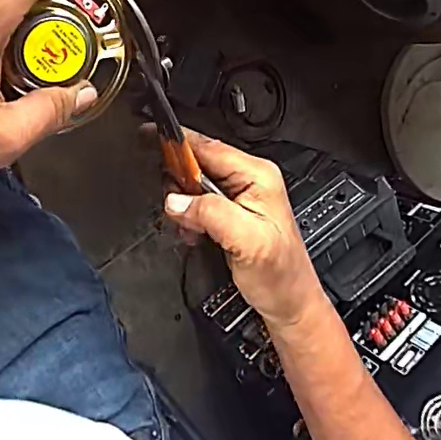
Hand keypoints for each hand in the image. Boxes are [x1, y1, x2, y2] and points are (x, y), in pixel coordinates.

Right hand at [162, 130, 328, 329]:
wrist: (289, 302)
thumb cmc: (281, 274)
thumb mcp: (247, 242)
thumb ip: (211, 214)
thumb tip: (177, 200)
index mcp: (258, 176)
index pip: (210, 147)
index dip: (178, 142)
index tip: (150, 137)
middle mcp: (249, 179)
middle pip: (198, 162)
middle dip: (180, 182)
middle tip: (177, 207)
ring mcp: (239, 194)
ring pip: (194, 183)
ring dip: (184, 204)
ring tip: (193, 227)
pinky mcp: (229, 210)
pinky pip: (197, 202)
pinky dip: (188, 216)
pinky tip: (195, 232)